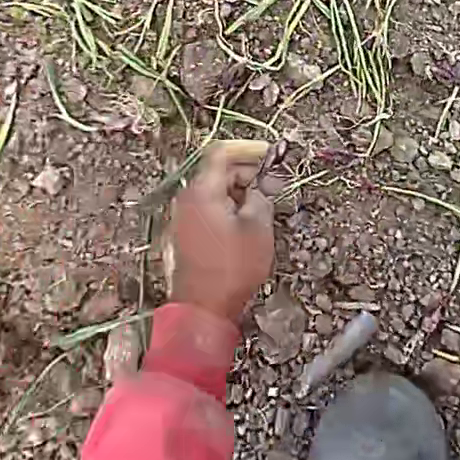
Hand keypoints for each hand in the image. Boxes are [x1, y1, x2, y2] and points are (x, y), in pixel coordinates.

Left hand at [163, 141, 274, 321]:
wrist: (205, 308)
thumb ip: (261, 193)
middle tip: (274, 185)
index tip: (272, 157)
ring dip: (241, 190)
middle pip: (220, 170)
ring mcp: (185, 216)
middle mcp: (188, 198)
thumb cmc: (234, 265)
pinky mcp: (188, 232)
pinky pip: (211, 206)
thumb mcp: (258, 224)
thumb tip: (261, 182)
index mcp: (203, 191)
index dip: (249, 150)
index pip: (222, 153)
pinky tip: (248, 220)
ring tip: (264, 205)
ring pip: (217, 189)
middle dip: (248, 172)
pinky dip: (231, 205)